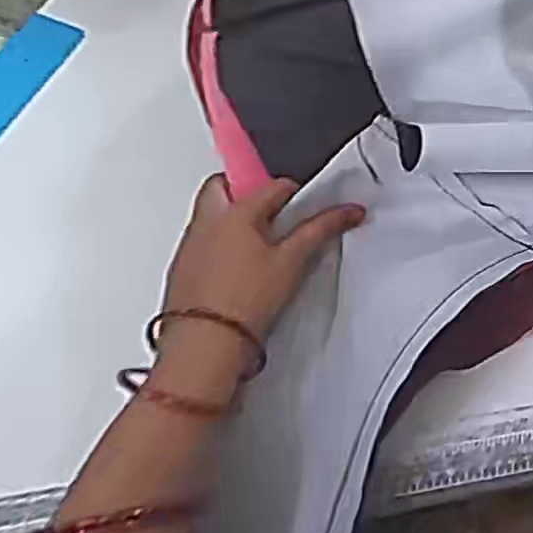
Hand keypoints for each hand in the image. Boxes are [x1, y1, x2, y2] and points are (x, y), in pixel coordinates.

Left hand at [160, 176, 363, 356]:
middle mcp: (206, 222)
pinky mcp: (182, 270)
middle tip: (272, 209)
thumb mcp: (294, 259)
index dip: (295, 193)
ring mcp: (190, 246)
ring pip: (209, 213)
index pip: (271, 185)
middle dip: (246, 188)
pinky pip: (202, 241)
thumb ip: (322, 228)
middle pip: (223, 185)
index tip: (307, 207)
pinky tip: (241, 266)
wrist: (205, 347)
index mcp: (235, 212)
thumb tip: (350, 211)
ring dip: (231, 215)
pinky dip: (220, 242)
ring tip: (261, 240)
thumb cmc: (246, 300)